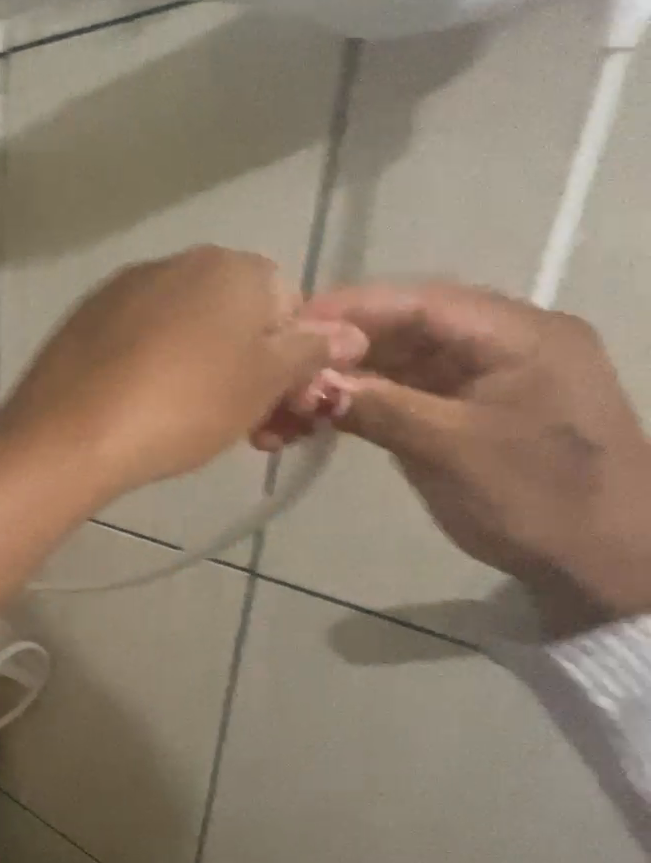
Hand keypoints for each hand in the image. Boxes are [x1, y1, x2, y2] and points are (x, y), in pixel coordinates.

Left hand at [0, 246, 366, 495]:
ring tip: (178, 418)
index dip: (286, 356)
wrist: (66, 436)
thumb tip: (343, 333)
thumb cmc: (180, 407)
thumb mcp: (264, 384)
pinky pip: (129, 342)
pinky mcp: (75, 324)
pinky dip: (141, 368)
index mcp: (230, 266)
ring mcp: (115, 292)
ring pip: (176, 327)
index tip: (271, 402)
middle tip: (232, 416)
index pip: (286, 303)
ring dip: (190, 364)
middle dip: (238, 359)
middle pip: (227, 312)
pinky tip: (133, 406)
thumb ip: (309, 352)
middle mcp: (171, 263)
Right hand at [302, 281, 650, 633]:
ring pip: (379, 365)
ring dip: (323, 387)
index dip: (346, 311)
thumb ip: (377, 406)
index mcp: (518, 335)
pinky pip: (382, 395)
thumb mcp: (452, 447)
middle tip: (263, 383)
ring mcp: (469, 379)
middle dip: (325, 356)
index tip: (280, 331)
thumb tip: (300, 383)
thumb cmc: (540, 495)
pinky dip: (339, 408)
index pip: (418, 303)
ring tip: (269, 420)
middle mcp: (493, 344)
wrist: (598, 559)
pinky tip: (295, 428)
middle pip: (392, 331)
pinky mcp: (447, 411)